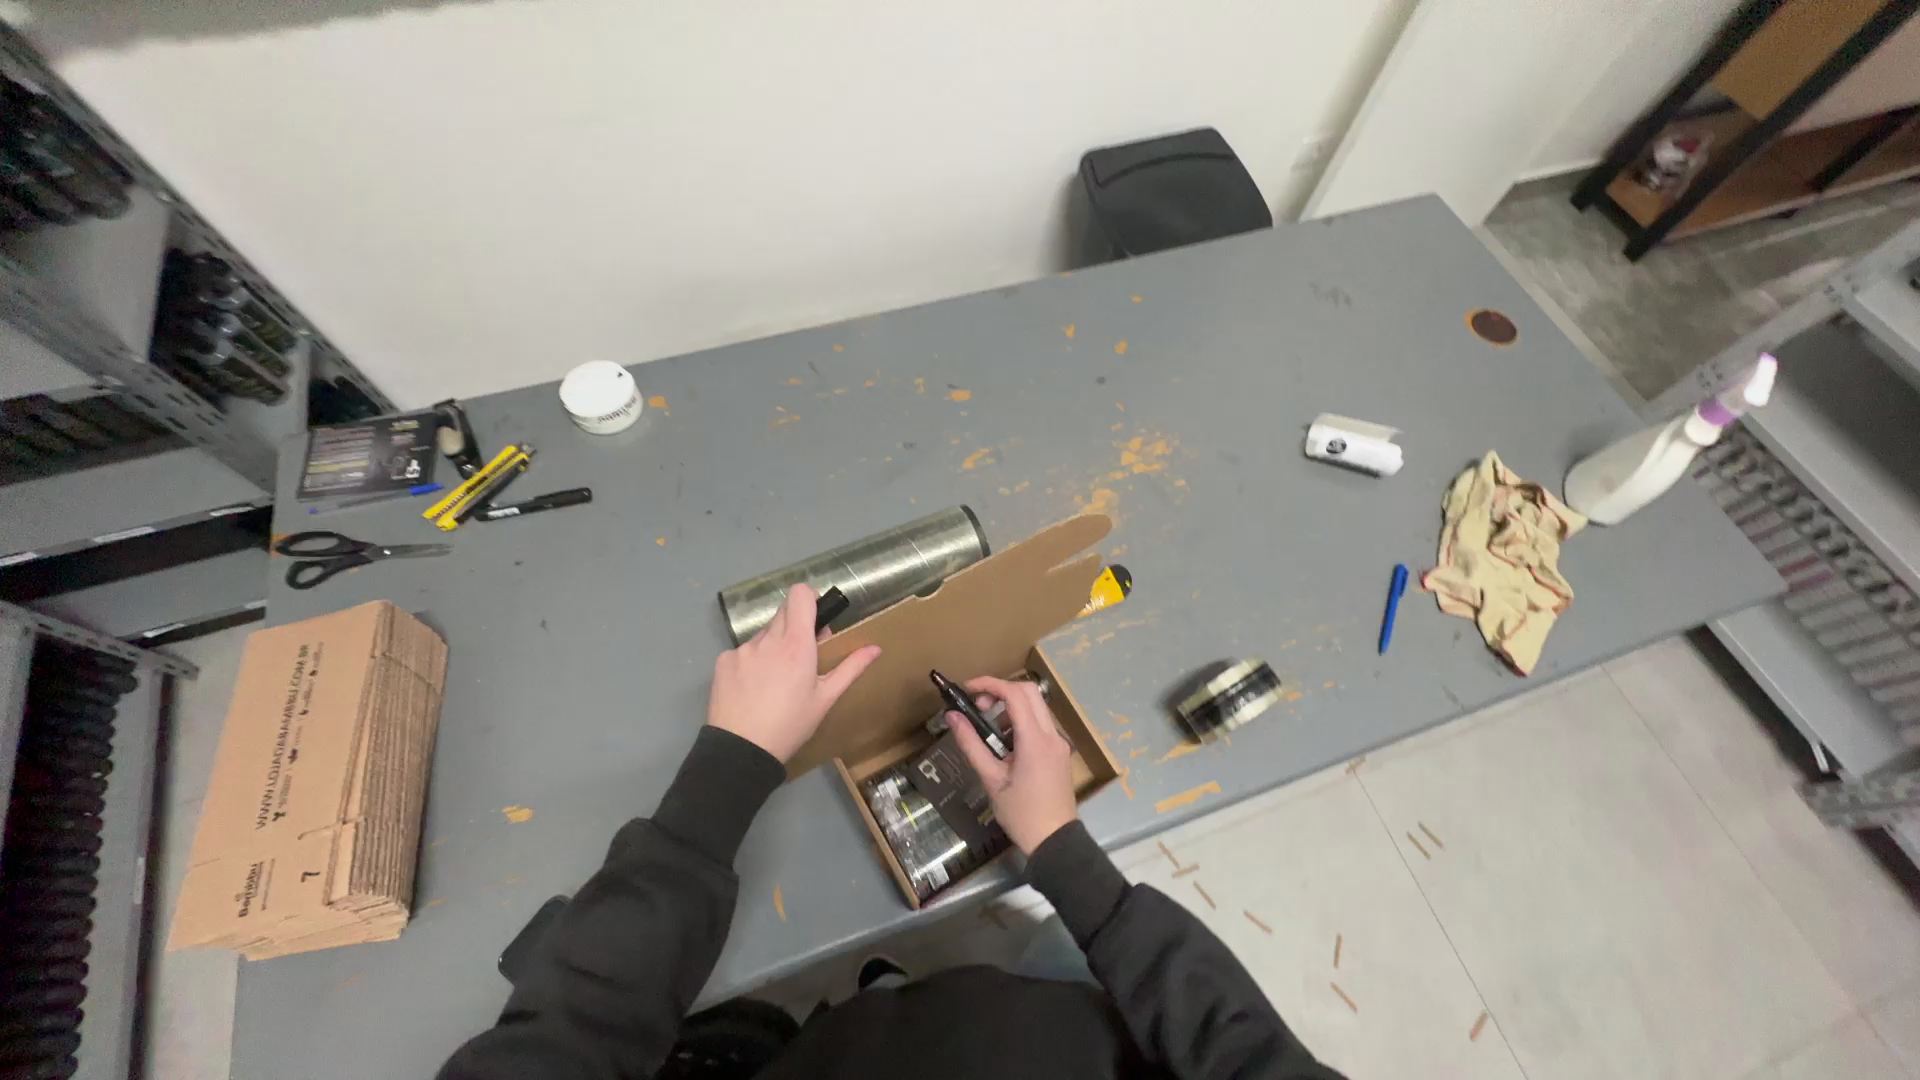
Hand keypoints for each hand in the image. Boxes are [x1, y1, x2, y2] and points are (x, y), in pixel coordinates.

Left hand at [708, 584, 880, 762]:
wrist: (740, 751)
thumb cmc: (791, 725)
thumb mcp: (825, 699)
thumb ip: (851, 668)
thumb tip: (876, 648)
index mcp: (796, 643)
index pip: (800, 594)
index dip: (810, 599)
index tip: (817, 621)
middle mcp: (768, 639)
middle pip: (784, 612)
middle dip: (796, 626)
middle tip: (803, 657)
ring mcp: (742, 649)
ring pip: (764, 635)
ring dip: (774, 646)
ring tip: (775, 681)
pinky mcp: (722, 661)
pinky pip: (743, 651)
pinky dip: (752, 662)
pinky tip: (753, 689)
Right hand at [945, 675, 1077, 853]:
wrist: (1055, 841)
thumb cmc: (1020, 814)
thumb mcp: (991, 779)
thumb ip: (971, 744)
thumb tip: (952, 717)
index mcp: (1035, 741)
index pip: (1015, 694)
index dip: (990, 684)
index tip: (967, 689)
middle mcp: (1052, 735)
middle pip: (1029, 691)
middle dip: (1000, 690)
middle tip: (978, 706)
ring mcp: (1059, 742)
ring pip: (1036, 706)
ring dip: (1011, 707)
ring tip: (989, 730)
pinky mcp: (1059, 751)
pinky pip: (1040, 723)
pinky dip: (1021, 721)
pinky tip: (1006, 744)